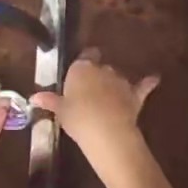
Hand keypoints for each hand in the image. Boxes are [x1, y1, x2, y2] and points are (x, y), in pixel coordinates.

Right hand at [28, 51, 159, 156]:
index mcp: (81, 69)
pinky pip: (143, 85)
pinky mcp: (135, 94)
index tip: (79, 74)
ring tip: (108, 100)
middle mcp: (102, 69)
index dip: (83, 64)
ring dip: (114, 84)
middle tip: (89, 93)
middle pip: (100, 67)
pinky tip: (154, 78)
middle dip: (97, 76)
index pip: (84, 57)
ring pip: (117, 77)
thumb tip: (33, 97)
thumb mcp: (60, 110)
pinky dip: (148, 82)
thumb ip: (50, 100)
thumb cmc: (77, 118)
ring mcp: (120, 80)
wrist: (106, 130)